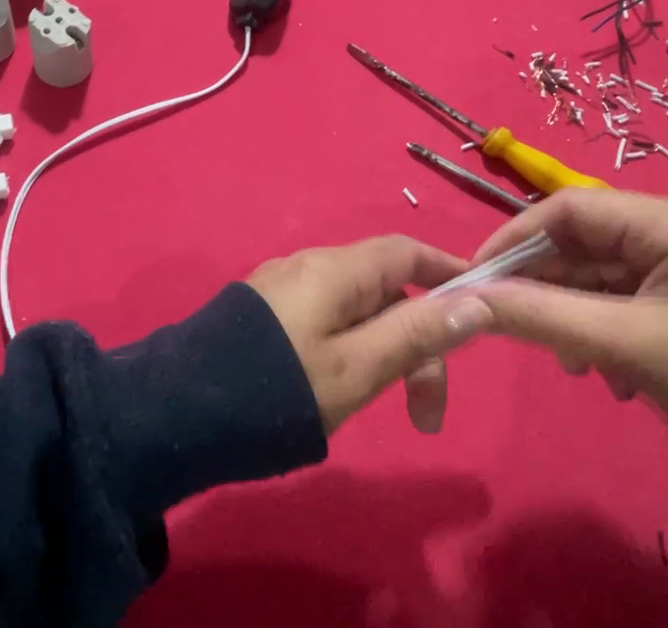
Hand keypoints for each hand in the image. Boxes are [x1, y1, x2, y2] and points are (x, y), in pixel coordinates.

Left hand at [248, 235, 493, 435]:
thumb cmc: (282, 389)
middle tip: (425, 414)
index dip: (448, 274)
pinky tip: (339, 388)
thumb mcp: (360, 368)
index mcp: (334, 269)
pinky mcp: (261, 313)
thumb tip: (477, 301)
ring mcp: (280, 288)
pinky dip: (351, 348)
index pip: (406, 252)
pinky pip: (323, 319)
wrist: (183, 410)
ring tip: (382, 405)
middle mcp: (306, 265)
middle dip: (417, 340)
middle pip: (383, 288)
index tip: (484, 309)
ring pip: (354, 308)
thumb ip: (418, 333)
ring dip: (384, 350)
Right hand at [470, 189, 667, 448]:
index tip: (478, 277)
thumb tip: (465, 297)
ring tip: (580, 364)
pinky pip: (636, 290)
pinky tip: (615, 368)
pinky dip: (610, 322)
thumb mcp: (628, 347)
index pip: (574, 206)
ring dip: (580, 312)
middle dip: (552, 286)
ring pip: (608, 268)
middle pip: (591, 239)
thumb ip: (539, 314)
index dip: (516, 237)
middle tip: (526, 331)